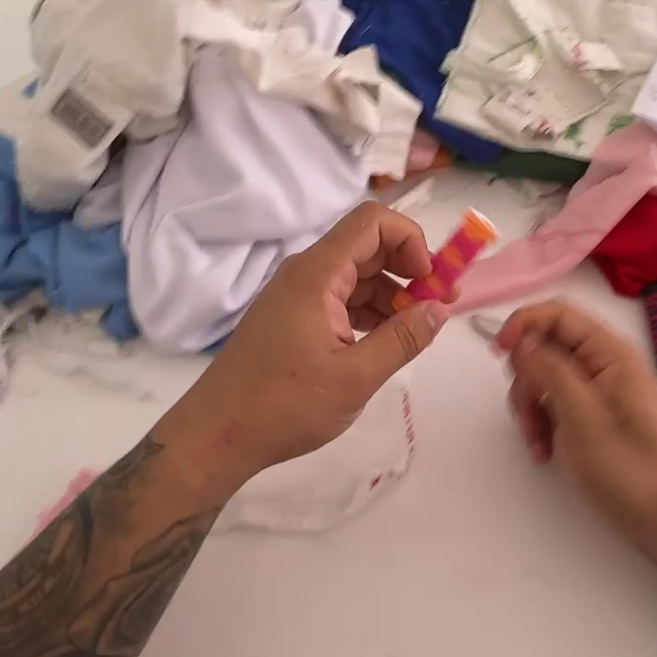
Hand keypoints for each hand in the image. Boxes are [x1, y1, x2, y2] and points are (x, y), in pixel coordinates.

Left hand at [162, 202, 453, 493]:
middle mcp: (306, 273)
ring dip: (392, 293)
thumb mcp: (355, 377)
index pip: (373, 222)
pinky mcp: (294, 316)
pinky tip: (386, 341)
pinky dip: (370, 311)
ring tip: (417, 330)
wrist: (217, 435)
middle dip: (409, 268)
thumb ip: (402, 339)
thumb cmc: (285, 405)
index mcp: (317, 274)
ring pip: (357, 274)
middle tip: (439, 305)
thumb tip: (440, 309)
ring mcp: (298, 295)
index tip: (432, 281)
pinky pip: (341, 297)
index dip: (411, 240)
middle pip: (367, 246)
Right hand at [496, 300, 656, 543]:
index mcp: (608, 352)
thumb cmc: (629, 468)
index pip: (556, 313)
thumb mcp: (582, 415)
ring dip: (529, 405)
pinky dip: (540, 424)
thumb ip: (550, 369)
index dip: (523, 324)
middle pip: (544, 346)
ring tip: (536, 441)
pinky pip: (551, 405)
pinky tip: (543, 453)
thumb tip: (523, 338)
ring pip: (542, 377)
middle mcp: (602, 364)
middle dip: (525, 376)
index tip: (498, 351)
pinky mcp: (590, 418)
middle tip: (526, 410)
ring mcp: (595, 392)